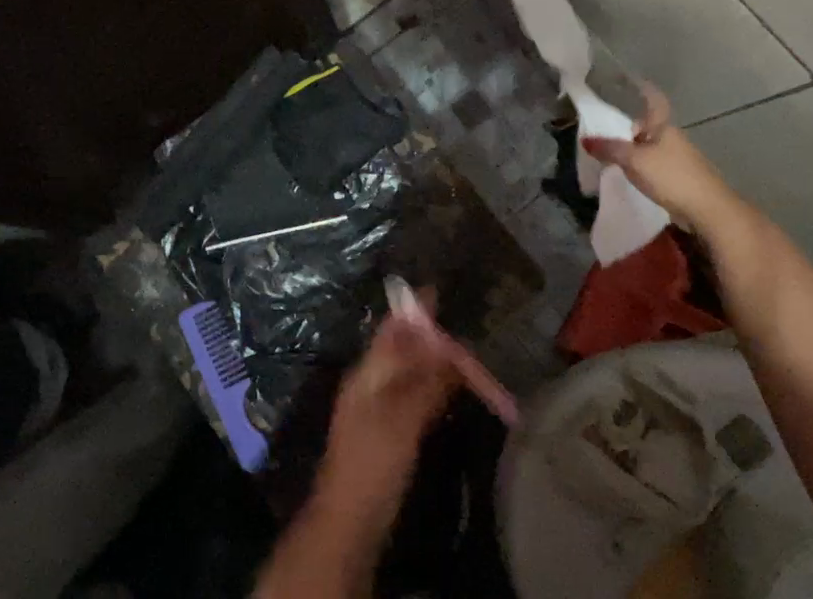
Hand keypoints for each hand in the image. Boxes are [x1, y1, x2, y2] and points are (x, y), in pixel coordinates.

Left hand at [319, 307, 459, 512]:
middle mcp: (370, 386)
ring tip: (463, 358)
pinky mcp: (388, 434)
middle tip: (464, 334)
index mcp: (368, 376)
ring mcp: (377, 411)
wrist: (348, 523)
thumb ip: (425, 383)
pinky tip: (449, 393)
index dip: (413, 313)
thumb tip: (449, 348)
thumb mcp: (402, 420)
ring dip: (433, 364)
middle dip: (430, 340)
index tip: (435, 290)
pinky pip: (413, 398)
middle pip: (403, 352)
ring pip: (409, 375)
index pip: (392, 332)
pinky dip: (432, 389)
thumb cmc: (372, 466)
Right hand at [580, 81, 729, 221]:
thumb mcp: (634, 160)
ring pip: (648, 146)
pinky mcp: (677, 177)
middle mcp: (671, 137)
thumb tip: (585, 139)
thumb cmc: (670, 176)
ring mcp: (676, 158)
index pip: (653, 99)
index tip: (629, 80)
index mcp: (663, 126)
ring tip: (607, 156)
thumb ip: (609, 149)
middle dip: (627, 127)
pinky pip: (652, 165)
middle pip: (646, 125)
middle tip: (601, 130)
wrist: (706, 209)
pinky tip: (626, 175)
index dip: (643, 88)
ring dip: (631, 149)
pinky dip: (638, 166)